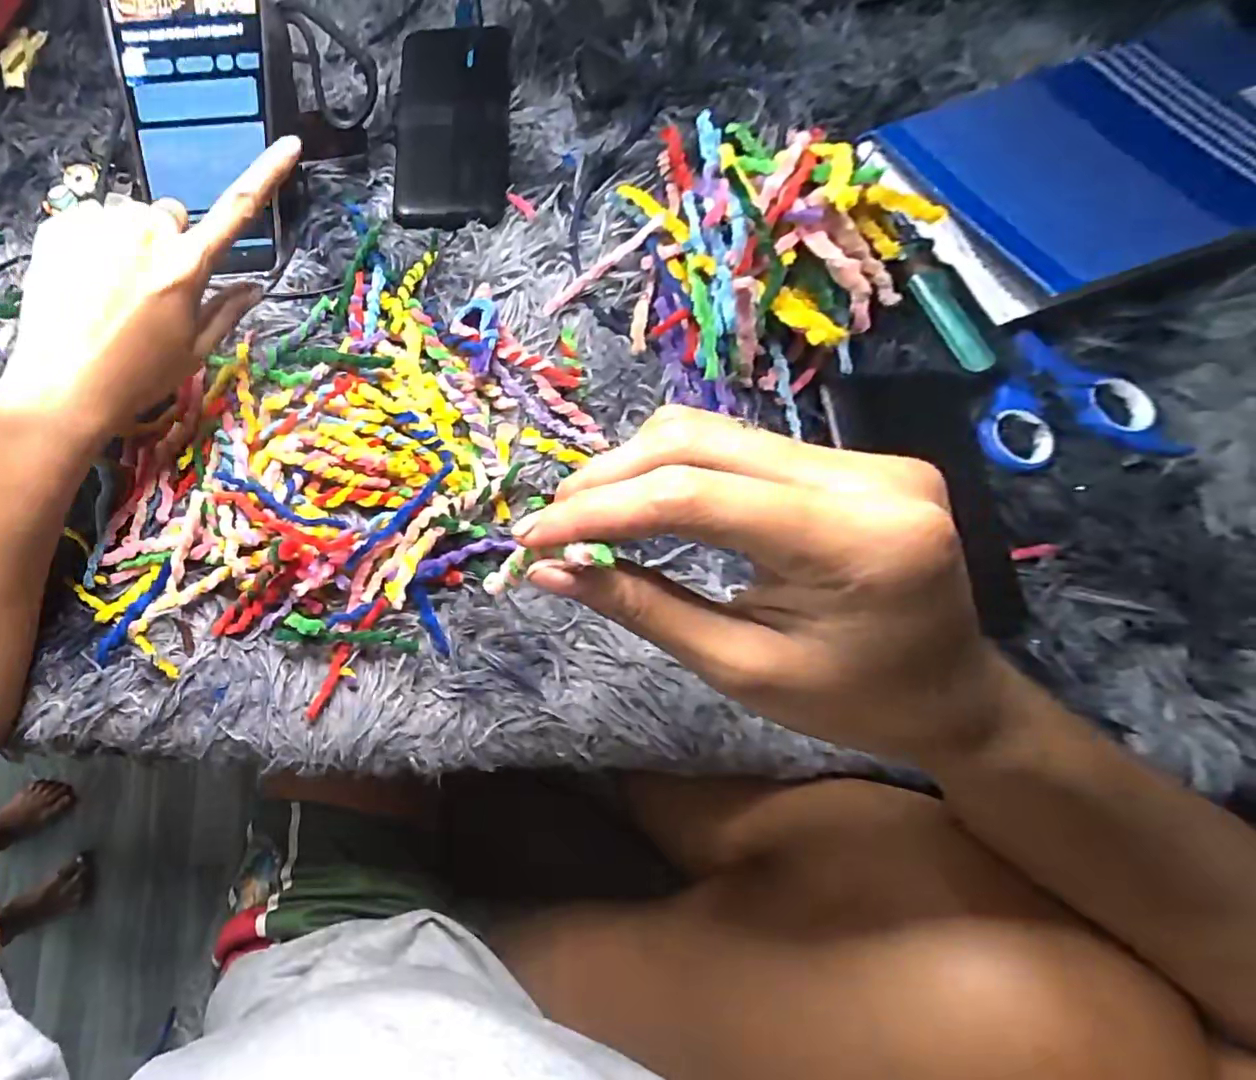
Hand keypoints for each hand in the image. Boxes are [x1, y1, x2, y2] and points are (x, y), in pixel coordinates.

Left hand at [0, 136, 302, 441]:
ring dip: (126, 241)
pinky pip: (88, 221)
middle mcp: (146, 232)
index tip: (288, 144)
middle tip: (150, 289)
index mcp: (186, 266)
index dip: (266, 175)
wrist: (63, 390)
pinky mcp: (60, 226)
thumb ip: (226, 311)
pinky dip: (90, 245)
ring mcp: (99, 224)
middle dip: (168, 241)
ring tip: (110, 291)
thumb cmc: (137, 377)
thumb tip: (255, 287)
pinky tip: (82, 284)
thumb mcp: (193, 351)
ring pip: (127, 217)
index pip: (237, 210)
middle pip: (171, 216)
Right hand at [515, 405, 1006, 765]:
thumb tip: (548, 571)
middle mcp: (865, 477)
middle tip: (550, 525)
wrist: (955, 695)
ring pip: (705, 430)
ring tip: (583, 514)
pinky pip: (727, 443)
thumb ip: (638, 606)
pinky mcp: (840, 459)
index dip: (599, 510)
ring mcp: (858, 457)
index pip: (693, 497)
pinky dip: (662, 468)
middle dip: (604, 480)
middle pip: (694, 442)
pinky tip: (634, 500)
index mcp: (856, 543)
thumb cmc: (849, 700)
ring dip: (626, 467)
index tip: (533, 537)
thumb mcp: (734, 665)